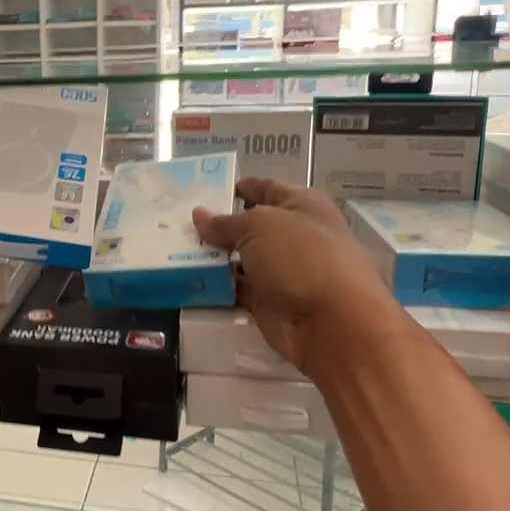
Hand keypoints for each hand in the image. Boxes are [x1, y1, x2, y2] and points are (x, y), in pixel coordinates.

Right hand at [192, 178, 402, 372]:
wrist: (332, 323)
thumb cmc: (302, 258)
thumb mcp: (258, 227)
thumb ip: (225, 223)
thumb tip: (199, 215)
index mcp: (304, 206)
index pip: (270, 189)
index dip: (245, 187)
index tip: (213, 187)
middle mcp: (295, 236)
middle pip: (252, 226)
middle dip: (221, 224)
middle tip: (181, 220)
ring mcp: (283, 271)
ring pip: (242, 258)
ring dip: (215, 255)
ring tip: (177, 247)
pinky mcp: (270, 302)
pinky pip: (237, 288)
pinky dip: (217, 284)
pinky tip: (189, 277)